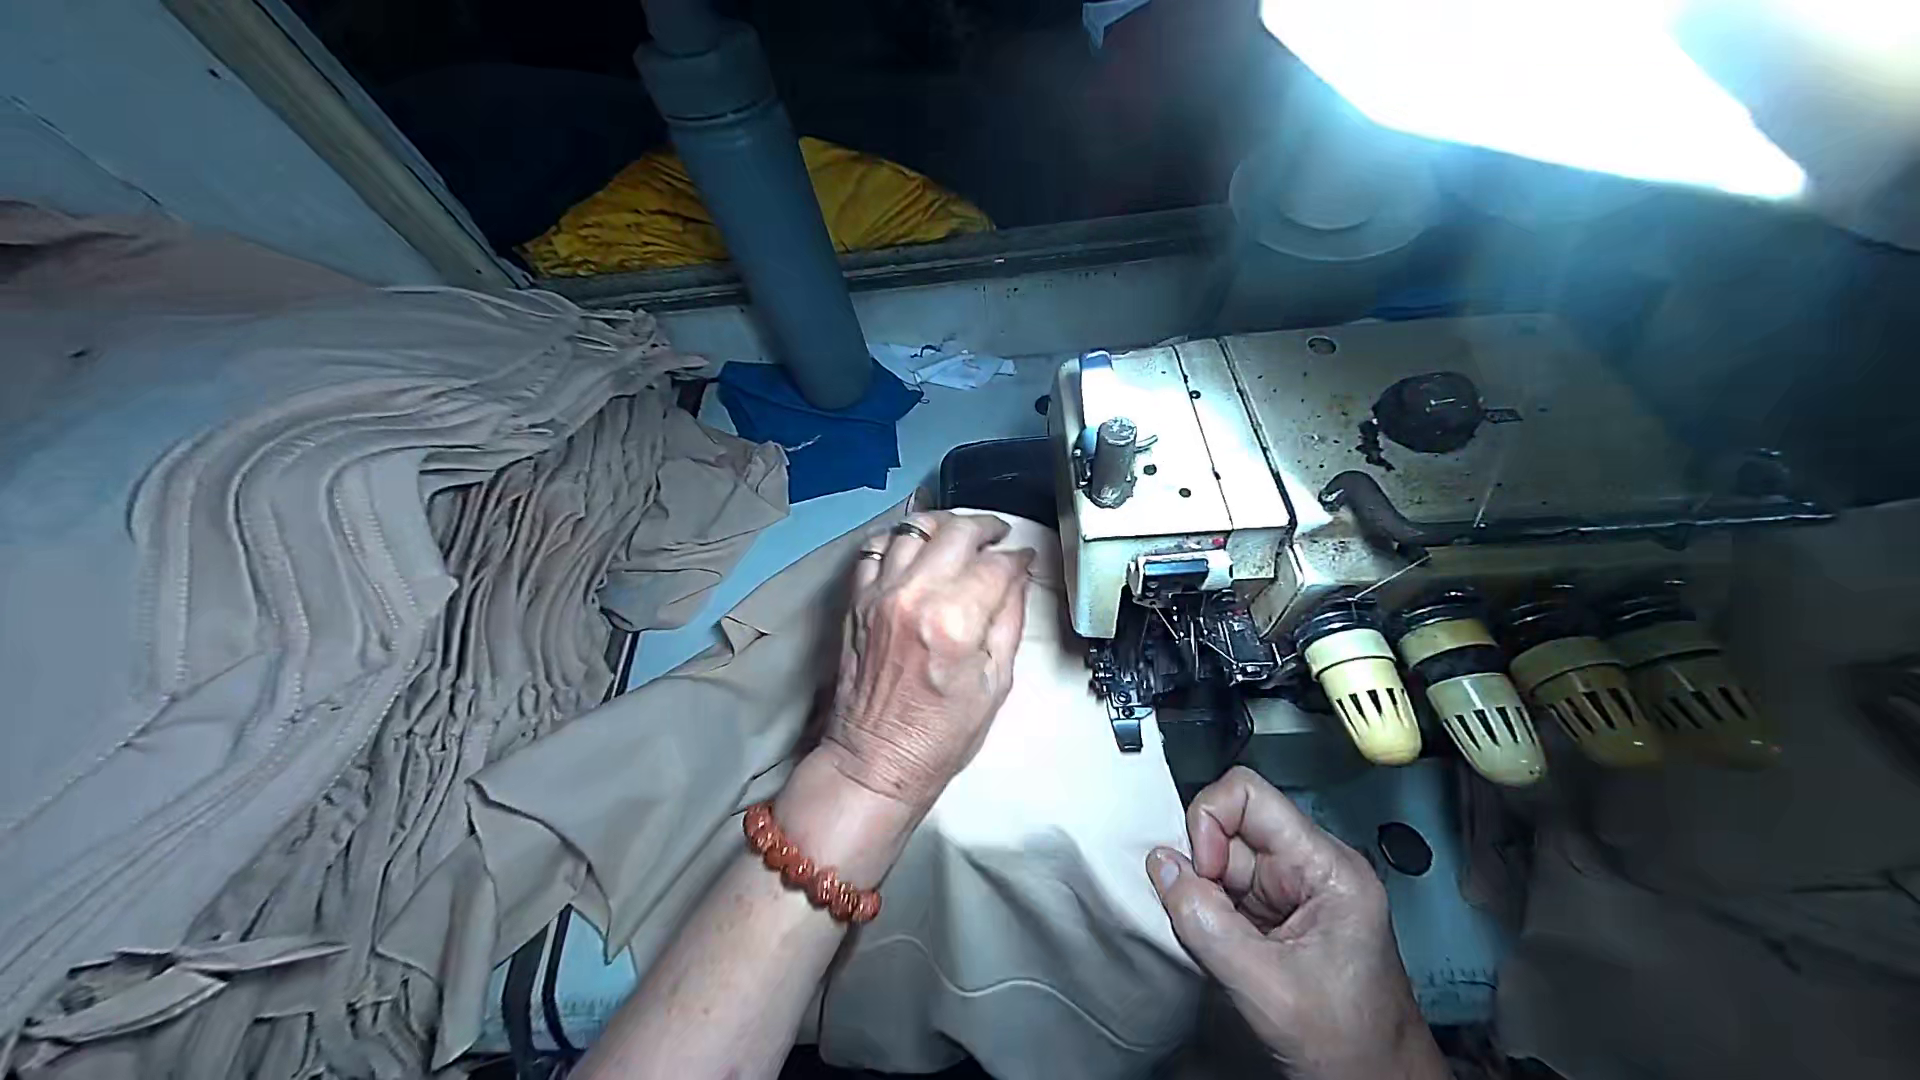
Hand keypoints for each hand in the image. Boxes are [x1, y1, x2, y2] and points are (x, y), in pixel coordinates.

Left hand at [820, 511, 1034, 814]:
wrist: (875, 761)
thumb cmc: (941, 735)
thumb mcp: (996, 683)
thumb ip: (1010, 619)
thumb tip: (1017, 576)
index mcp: (955, 623)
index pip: (996, 566)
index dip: (1018, 558)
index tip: (1024, 559)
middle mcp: (913, 597)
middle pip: (956, 533)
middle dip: (986, 527)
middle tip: (998, 535)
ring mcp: (878, 595)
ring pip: (913, 529)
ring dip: (943, 525)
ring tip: (958, 535)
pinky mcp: (856, 601)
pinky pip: (874, 548)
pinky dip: (899, 540)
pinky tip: (916, 549)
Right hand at [1147, 768, 1447, 1079]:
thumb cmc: (1351, 1049)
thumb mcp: (1267, 989)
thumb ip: (1204, 922)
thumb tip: (1160, 864)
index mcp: (1326, 867)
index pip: (1247, 794)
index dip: (1210, 821)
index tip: (1203, 872)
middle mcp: (1308, 864)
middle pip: (1228, 826)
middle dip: (1204, 867)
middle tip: (1205, 915)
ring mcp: (1290, 886)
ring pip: (1219, 857)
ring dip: (1205, 894)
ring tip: (1222, 943)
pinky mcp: (1274, 908)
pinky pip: (1222, 885)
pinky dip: (1209, 910)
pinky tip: (1226, 947)